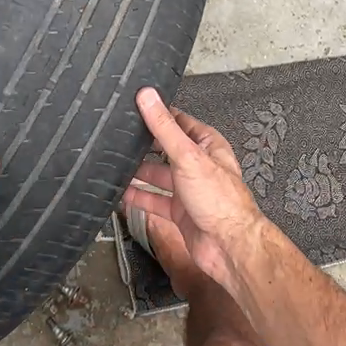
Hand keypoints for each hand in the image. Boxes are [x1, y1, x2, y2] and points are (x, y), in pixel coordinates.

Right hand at [124, 87, 268, 290]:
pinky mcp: (179, 212)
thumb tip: (149, 97)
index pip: (179, 121)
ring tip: (116, 164)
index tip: (137, 106)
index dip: (159, 114)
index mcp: (206, 145)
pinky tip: (123, 193)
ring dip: (139, 172)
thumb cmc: (222, 201)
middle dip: (144, 145)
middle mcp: (197, 165)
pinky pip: (154, 200)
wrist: (229, 248)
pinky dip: (138, 197)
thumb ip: (164, 127)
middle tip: (121, 137)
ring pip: (158, 176)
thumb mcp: (188, 156)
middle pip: (165, 149)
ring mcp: (188, 189)